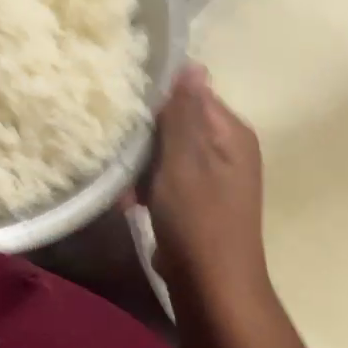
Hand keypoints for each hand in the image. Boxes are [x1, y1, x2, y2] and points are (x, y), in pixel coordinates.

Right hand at [143, 65, 268, 298]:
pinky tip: (130, 202)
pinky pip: (164, 177)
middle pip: (174, 123)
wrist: (210, 284)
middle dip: (142, 138)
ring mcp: (212, 176)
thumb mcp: (184, 161)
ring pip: (164, 152)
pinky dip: (145, 186)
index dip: (154, 100)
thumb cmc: (197, 220)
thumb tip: (191, 63)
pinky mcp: (195, 199)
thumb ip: (184, 115)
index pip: (190, 95)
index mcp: (231, 134)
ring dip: (139, 165)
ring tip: (123, 185)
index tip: (120, 109)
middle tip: (117, 153)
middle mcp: (226, 149)